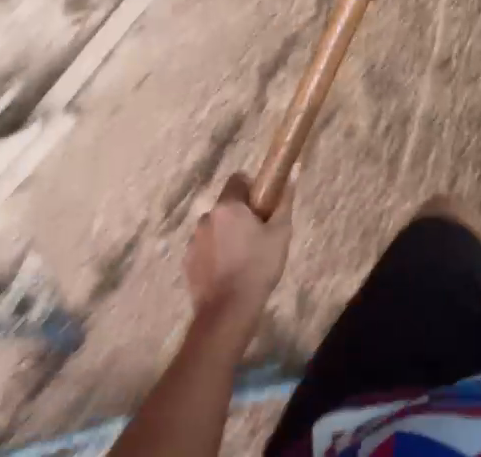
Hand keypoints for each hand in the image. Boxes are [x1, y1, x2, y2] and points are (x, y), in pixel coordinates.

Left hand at [184, 172, 291, 328]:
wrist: (228, 310)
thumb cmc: (258, 266)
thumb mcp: (281, 233)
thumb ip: (285, 200)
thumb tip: (293, 170)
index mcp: (228, 206)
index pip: (237, 179)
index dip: (252, 188)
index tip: (263, 205)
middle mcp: (206, 218)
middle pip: (226, 206)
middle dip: (240, 215)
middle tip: (258, 235)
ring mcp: (193, 242)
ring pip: (214, 228)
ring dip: (226, 235)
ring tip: (243, 258)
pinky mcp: (187, 263)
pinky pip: (205, 249)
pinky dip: (215, 254)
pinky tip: (229, 272)